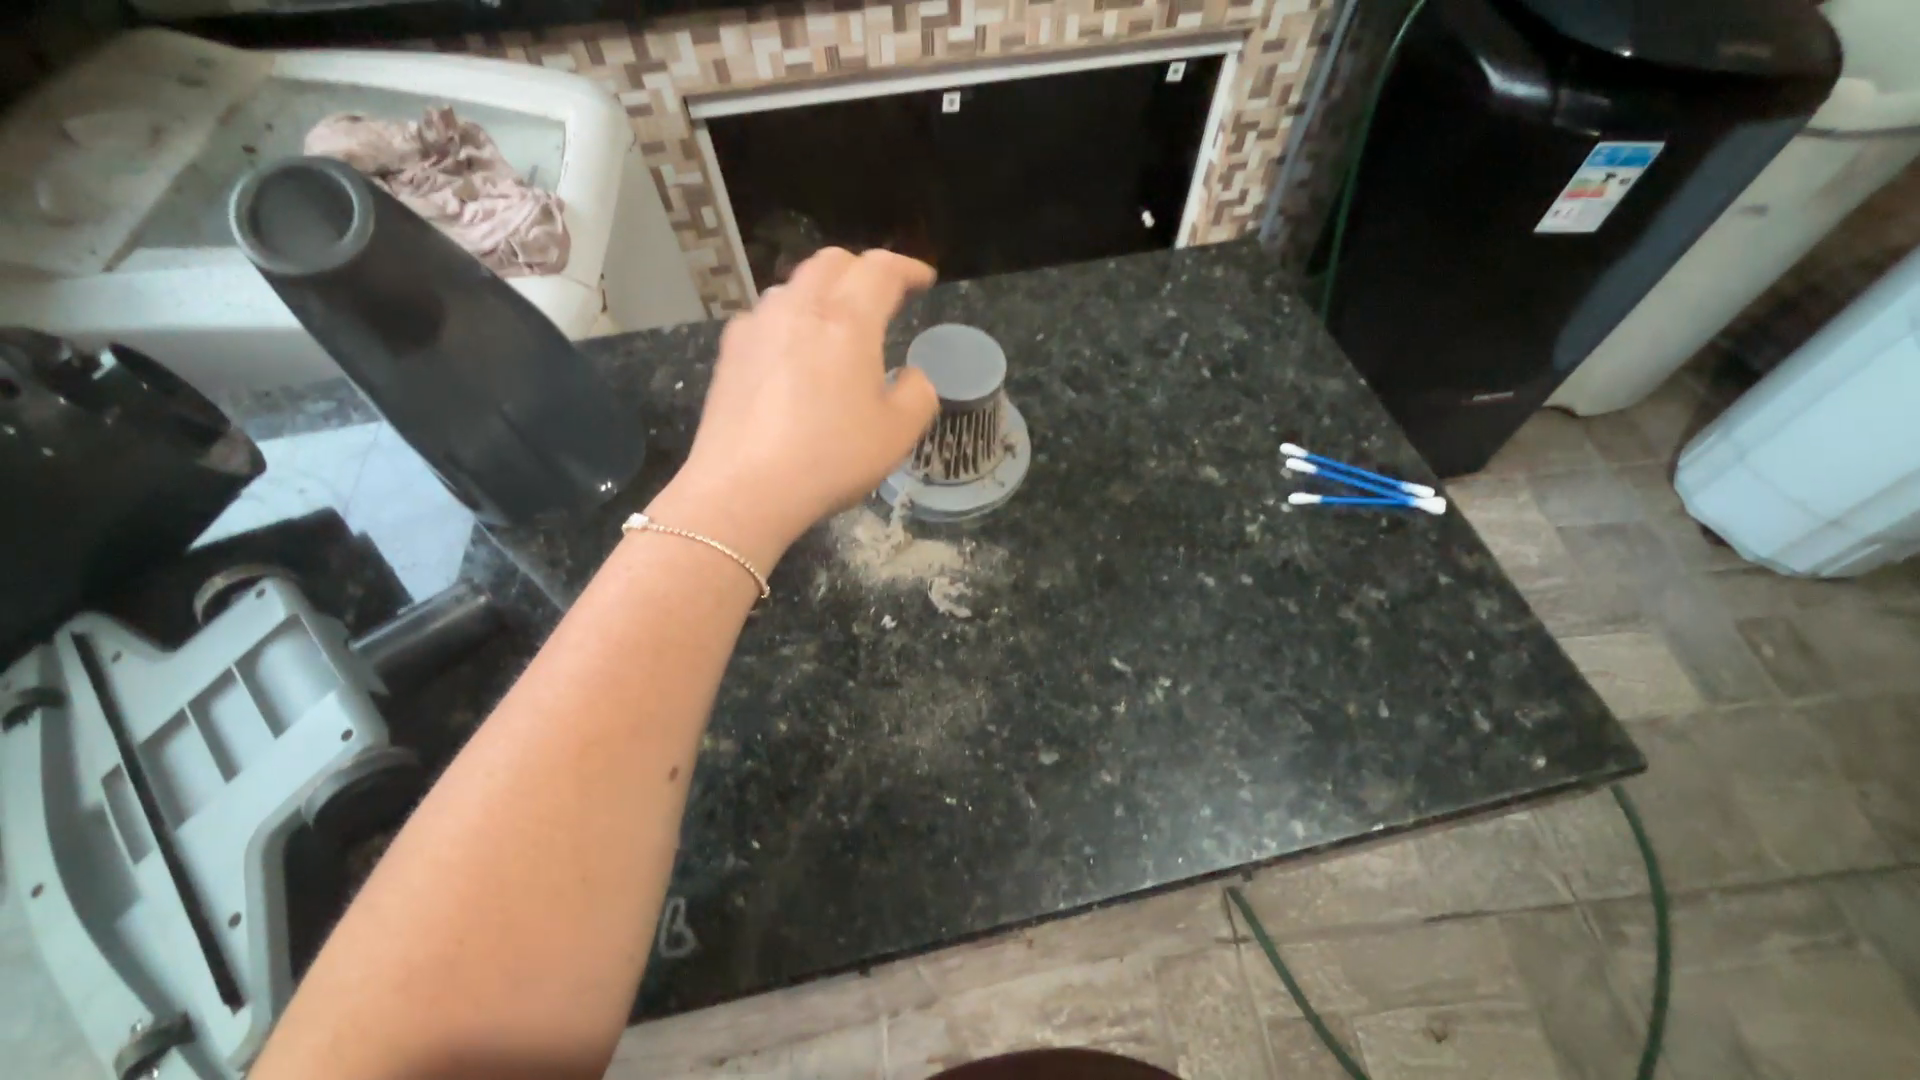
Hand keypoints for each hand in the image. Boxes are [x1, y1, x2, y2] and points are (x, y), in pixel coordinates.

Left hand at [646, 247, 939, 570]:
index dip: (907, 267)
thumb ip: (918, 394)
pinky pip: (766, 316)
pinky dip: (790, 319)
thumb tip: (911, 376)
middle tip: (882, 296)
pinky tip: (793, 353)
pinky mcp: (730, 351)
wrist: (743, 489)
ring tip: (837, 324)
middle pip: (832, 262)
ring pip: (794, 285)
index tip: (923, 280)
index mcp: (848, 320)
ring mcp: (758, 326)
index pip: (881, 269)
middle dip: (863, 270)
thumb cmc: (829, 459)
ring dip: (823, 292)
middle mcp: (799, 308)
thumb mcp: (897, 434)